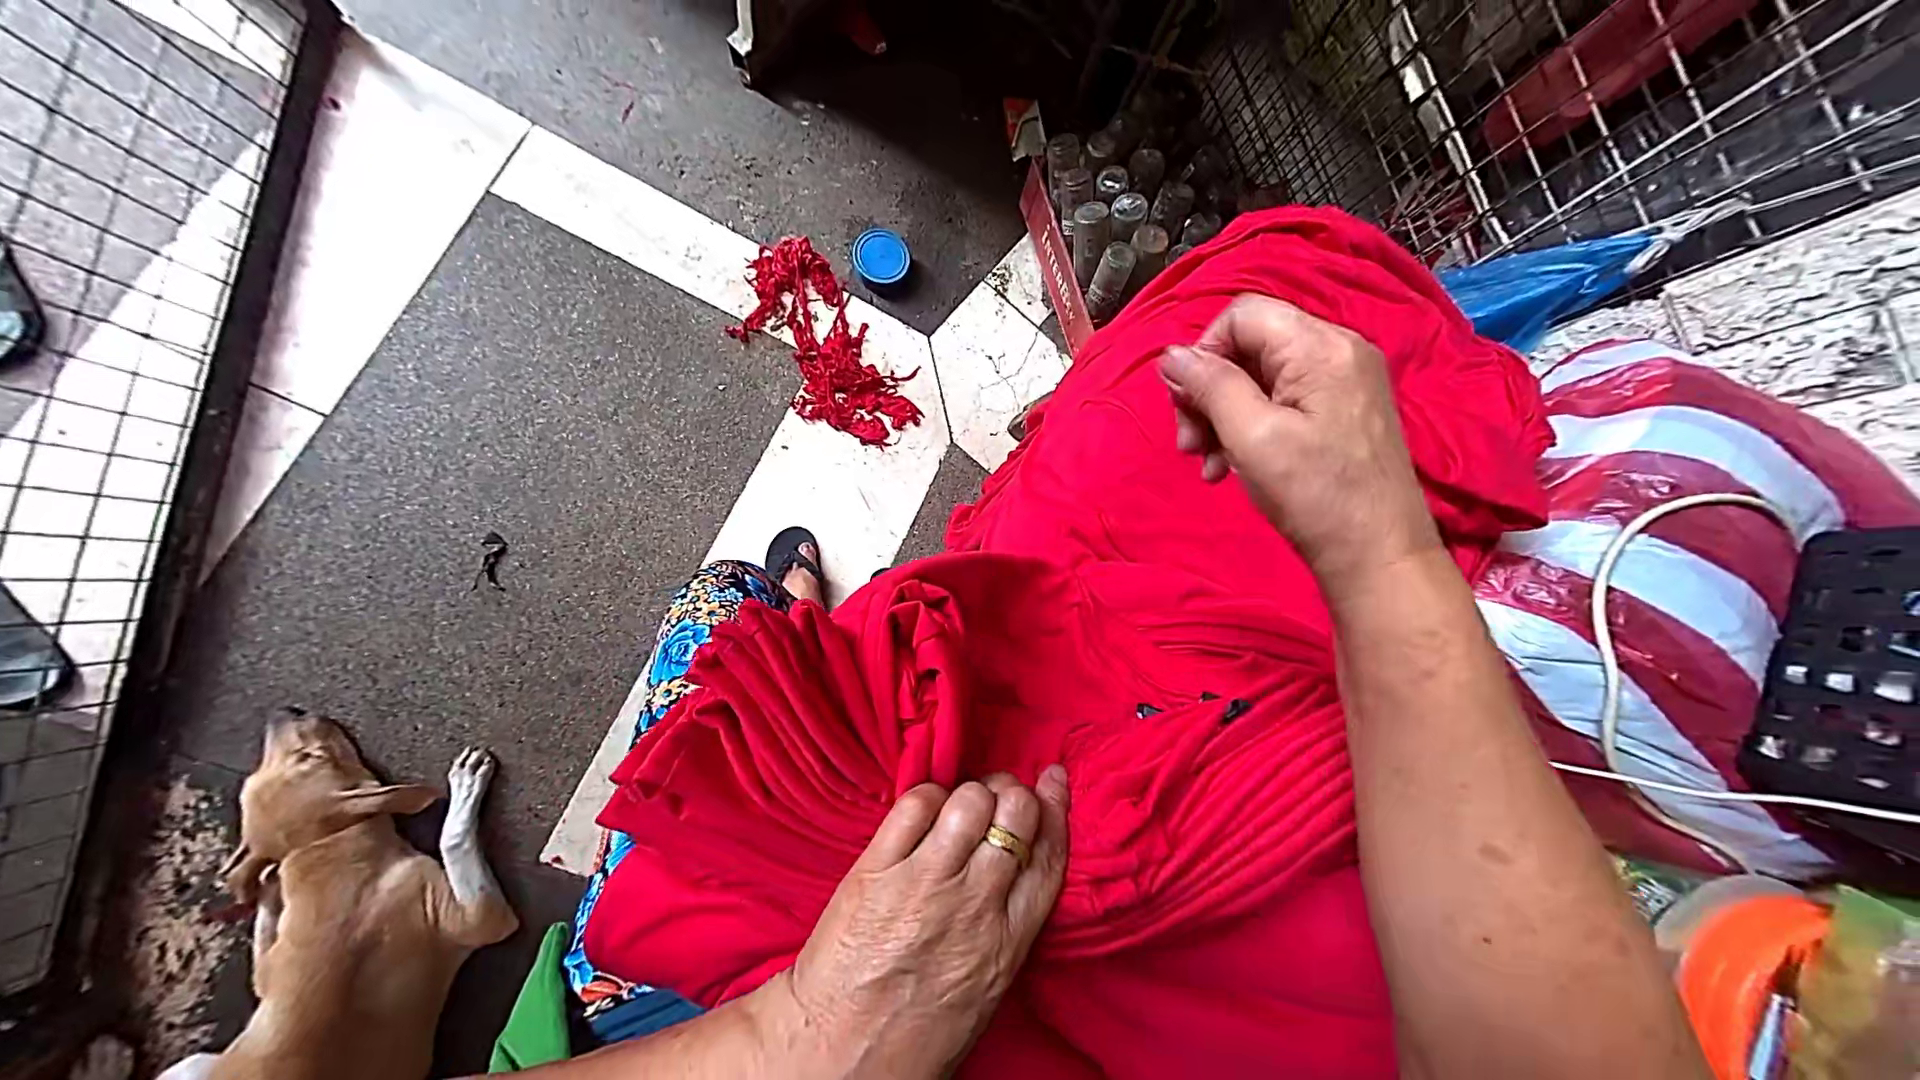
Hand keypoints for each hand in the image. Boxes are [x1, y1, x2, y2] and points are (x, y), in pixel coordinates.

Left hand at [768, 769, 1069, 1078]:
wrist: (837, 1057)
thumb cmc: (914, 1030)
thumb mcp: (985, 987)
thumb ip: (1007, 922)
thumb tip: (1017, 856)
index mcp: (1006, 942)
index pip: (1047, 856)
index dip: (1054, 807)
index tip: (1052, 780)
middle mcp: (972, 906)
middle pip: (1015, 815)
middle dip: (1011, 793)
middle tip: (996, 797)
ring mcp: (923, 884)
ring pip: (969, 801)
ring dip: (969, 793)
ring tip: (957, 807)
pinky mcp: (876, 870)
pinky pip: (915, 804)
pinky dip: (925, 797)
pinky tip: (922, 813)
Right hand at [1158, 295, 1441, 587]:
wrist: (1376, 555)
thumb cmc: (1314, 495)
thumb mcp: (1251, 436)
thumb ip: (1210, 386)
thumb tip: (1171, 354)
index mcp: (1320, 347)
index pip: (1242, 315)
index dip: (1202, 352)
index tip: (1185, 404)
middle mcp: (1335, 351)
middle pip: (1247, 346)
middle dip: (1207, 392)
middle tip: (1189, 443)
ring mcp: (1340, 383)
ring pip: (1256, 378)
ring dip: (1219, 417)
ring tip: (1208, 463)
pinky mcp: (1337, 412)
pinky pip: (1277, 403)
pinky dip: (1245, 429)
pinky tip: (1229, 468)